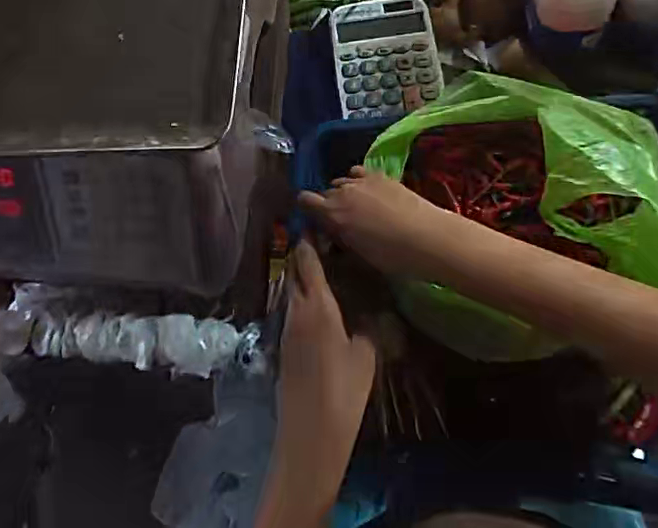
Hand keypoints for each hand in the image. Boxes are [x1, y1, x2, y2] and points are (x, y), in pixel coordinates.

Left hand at [277, 240, 376, 457]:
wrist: (309, 436)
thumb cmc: (343, 392)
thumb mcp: (366, 357)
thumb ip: (368, 328)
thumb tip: (374, 314)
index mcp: (317, 305)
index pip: (307, 260)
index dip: (309, 238)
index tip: (316, 220)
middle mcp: (296, 310)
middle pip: (293, 271)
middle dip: (303, 252)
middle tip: (324, 240)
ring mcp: (286, 329)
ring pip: (291, 289)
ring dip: (301, 275)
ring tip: (323, 267)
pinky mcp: (283, 346)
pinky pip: (291, 309)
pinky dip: (301, 296)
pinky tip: (319, 304)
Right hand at [297, 165, 465, 278]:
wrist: (426, 236)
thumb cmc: (391, 255)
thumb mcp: (359, 253)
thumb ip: (340, 238)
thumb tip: (331, 232)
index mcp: (333, 213)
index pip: (305, 200)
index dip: (307, 209)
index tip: (314, 221)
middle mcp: (343, 191)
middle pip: (325, 192)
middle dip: (328, 204)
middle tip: (340, 221)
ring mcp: (362, 180)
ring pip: (342, 181)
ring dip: (344, 192)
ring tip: (357, 207)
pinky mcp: (380, 175)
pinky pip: (358, 172)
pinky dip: (358, 180)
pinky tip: (367, 191)